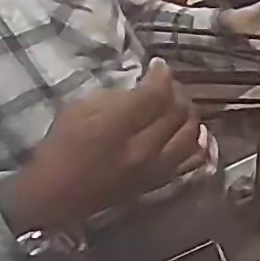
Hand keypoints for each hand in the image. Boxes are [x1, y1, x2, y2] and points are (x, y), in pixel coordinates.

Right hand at [0, 59, 204, 232]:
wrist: (60, 194)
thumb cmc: (63, 146)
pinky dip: (199, 141)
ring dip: (190, 114)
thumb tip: (145, 85)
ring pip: (191, 134)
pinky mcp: (164, 180)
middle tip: (169, 84)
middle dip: (178, 92)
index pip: (156, 96)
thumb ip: (117, 96)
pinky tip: (194, 131)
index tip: (159, 66)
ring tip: (180, 105)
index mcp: (116, 127)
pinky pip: (194, 159)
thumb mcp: (79, 109)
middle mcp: (143, 149)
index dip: (162, 76)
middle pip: (178, 113)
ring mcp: (158, 167)